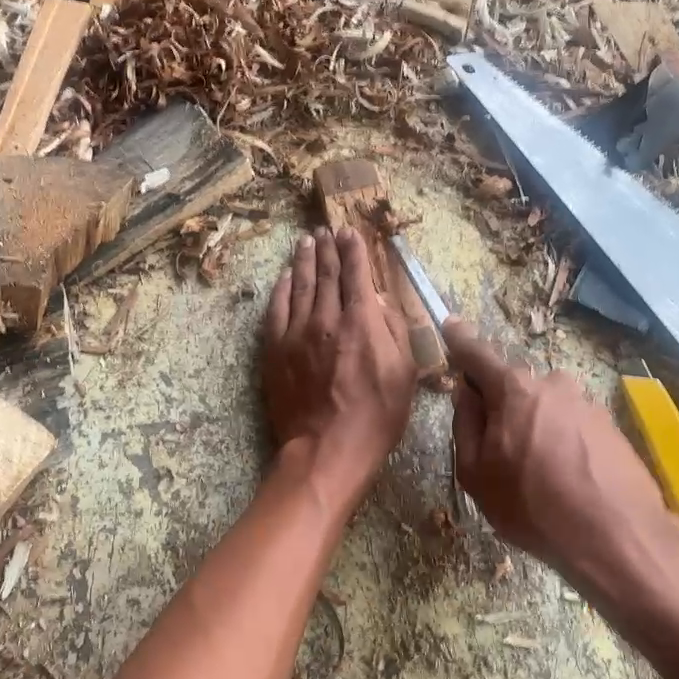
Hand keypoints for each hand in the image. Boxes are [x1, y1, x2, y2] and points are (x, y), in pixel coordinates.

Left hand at [261, 227, 416, 486]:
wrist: (325, 449)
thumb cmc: (375, 417)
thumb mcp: (404, 374)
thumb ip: (393, 331)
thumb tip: (380, 302)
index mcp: (361, 322)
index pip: (356, 274)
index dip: (354, 250)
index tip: (351, 232)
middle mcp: (326, 319)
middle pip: (325, 274)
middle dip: (328, 248)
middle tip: (326, 229)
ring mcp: (295, 333)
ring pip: (299, 286)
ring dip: (303, 260)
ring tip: (306, 242)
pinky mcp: (274, 350)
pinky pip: (276, 310)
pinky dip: (281, 289)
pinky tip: (284, 277)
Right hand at [445, 320, 671, 582]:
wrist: (618, 536)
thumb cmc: (533, 506)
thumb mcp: (476, 473)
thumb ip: (465, 425)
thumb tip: (466, 393)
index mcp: (513, 389)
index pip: (477, 354)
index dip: (460, 340)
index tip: (450, 323)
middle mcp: (552, 383)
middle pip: (515, 387)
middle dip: (502, 407)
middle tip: (499, 454)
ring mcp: (587, 403)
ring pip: (545, 408)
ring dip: (535, 429)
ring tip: (538, 478)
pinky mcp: (611, 426)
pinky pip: (572, 427)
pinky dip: (563, 445)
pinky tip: (566, 482)